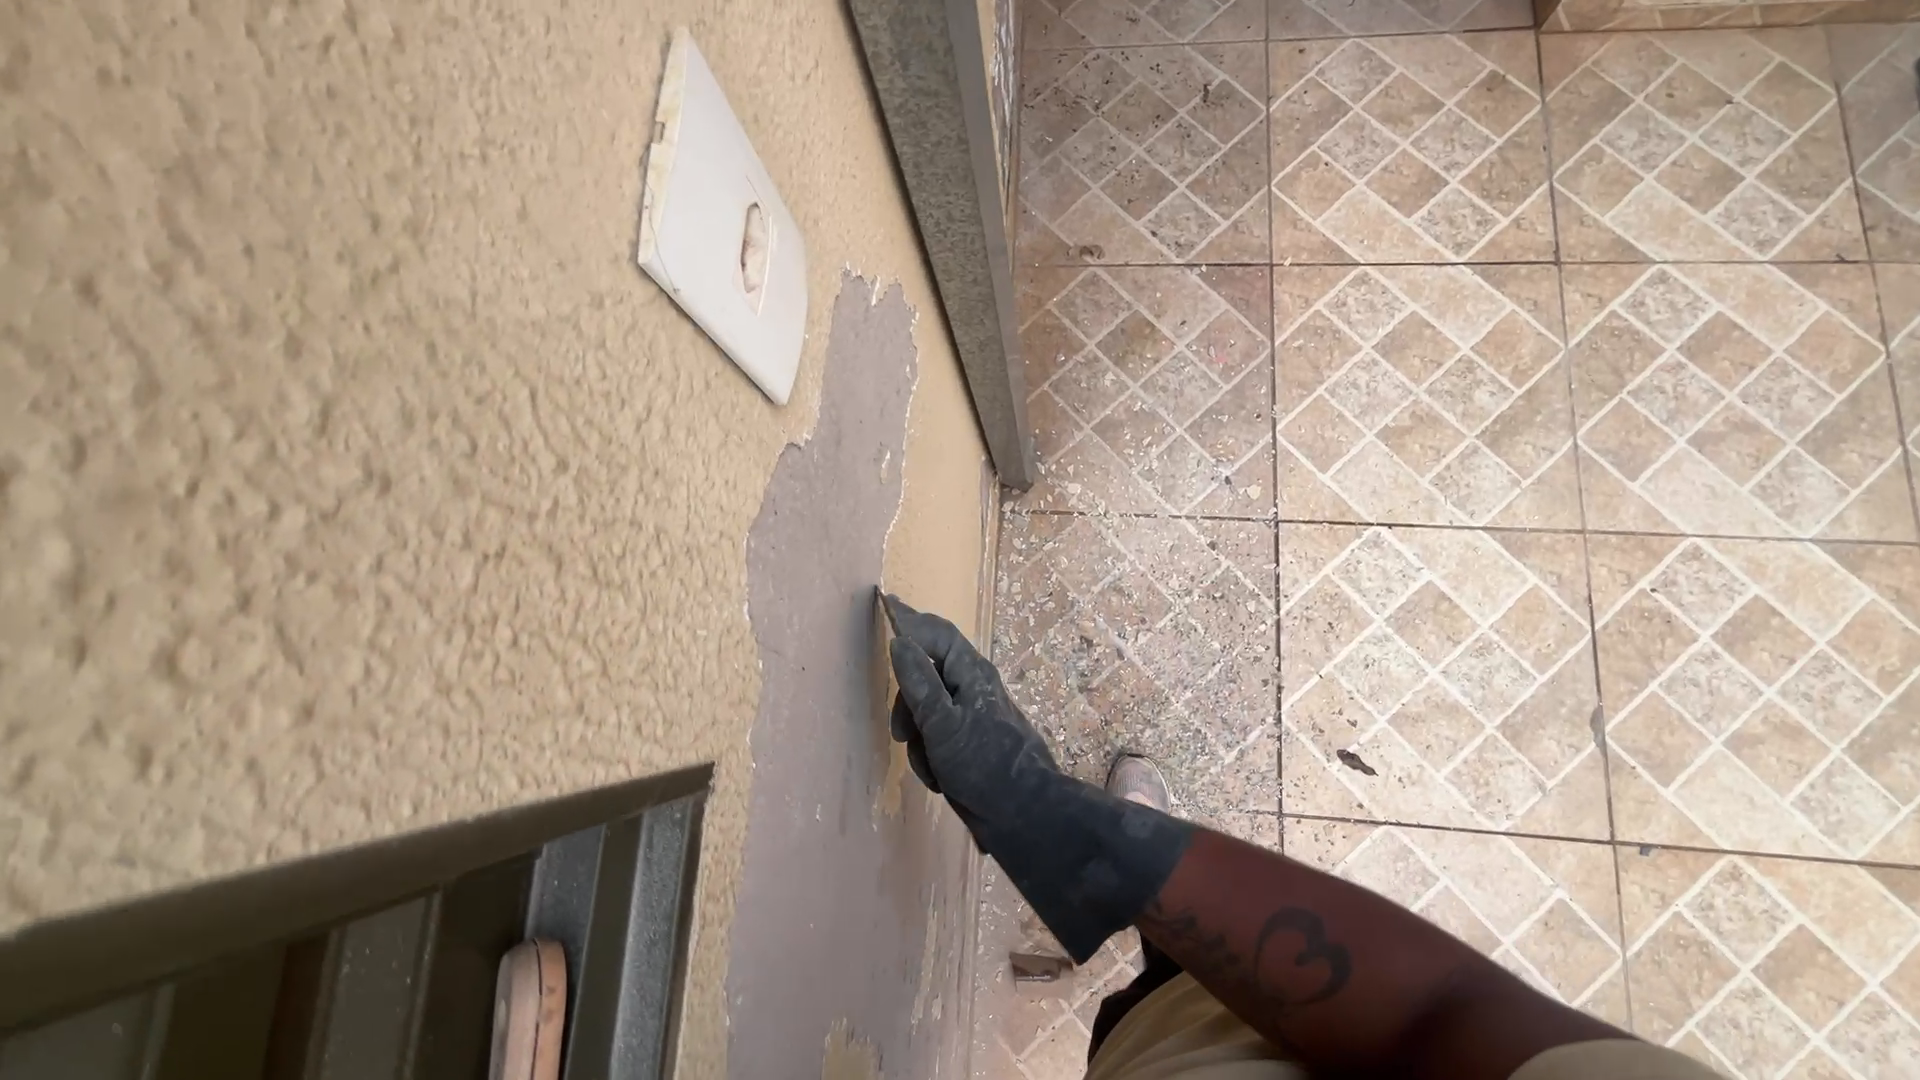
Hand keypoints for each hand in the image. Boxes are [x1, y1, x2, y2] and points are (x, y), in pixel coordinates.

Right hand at [880, 592, 1058, 817]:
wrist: (1023, 815)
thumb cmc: (984, 764)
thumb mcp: (943, 722)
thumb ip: (918, 681)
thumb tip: (899, 640)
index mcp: (971, 673)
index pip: (937, 633)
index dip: (910, 620)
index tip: (883, 605)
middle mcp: (971, 688)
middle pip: (925, 676)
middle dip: (908, 706)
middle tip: (900, 734)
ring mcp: (970, 717)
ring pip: (926, 712)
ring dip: (919, 740)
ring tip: (931, 766)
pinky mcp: (968, 744)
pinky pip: (935, 739)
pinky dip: (931, 757)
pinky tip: (939, 778)